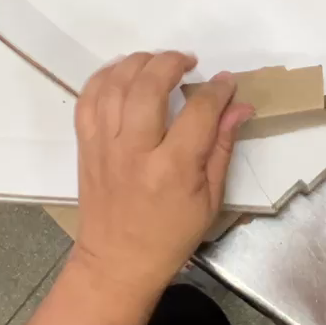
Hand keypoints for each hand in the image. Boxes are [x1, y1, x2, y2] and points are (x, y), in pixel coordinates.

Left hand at [71, 52, 254, 293]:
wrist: (117, 262)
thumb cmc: (171, 235)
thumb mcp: (210, 198)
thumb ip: (222, 146)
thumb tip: (240, 106)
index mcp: (172, 169)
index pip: (198, 112)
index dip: (217, 90)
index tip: (226, 83)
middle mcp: (134, 152)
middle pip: (148, 87)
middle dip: (171, 63)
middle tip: (188, 62)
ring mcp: (104, 146)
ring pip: (114, 85)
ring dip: (138, 63)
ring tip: (158, 62)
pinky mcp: (85, 145)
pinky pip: (87, 99)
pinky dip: (105, 77)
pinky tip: (124, 72)